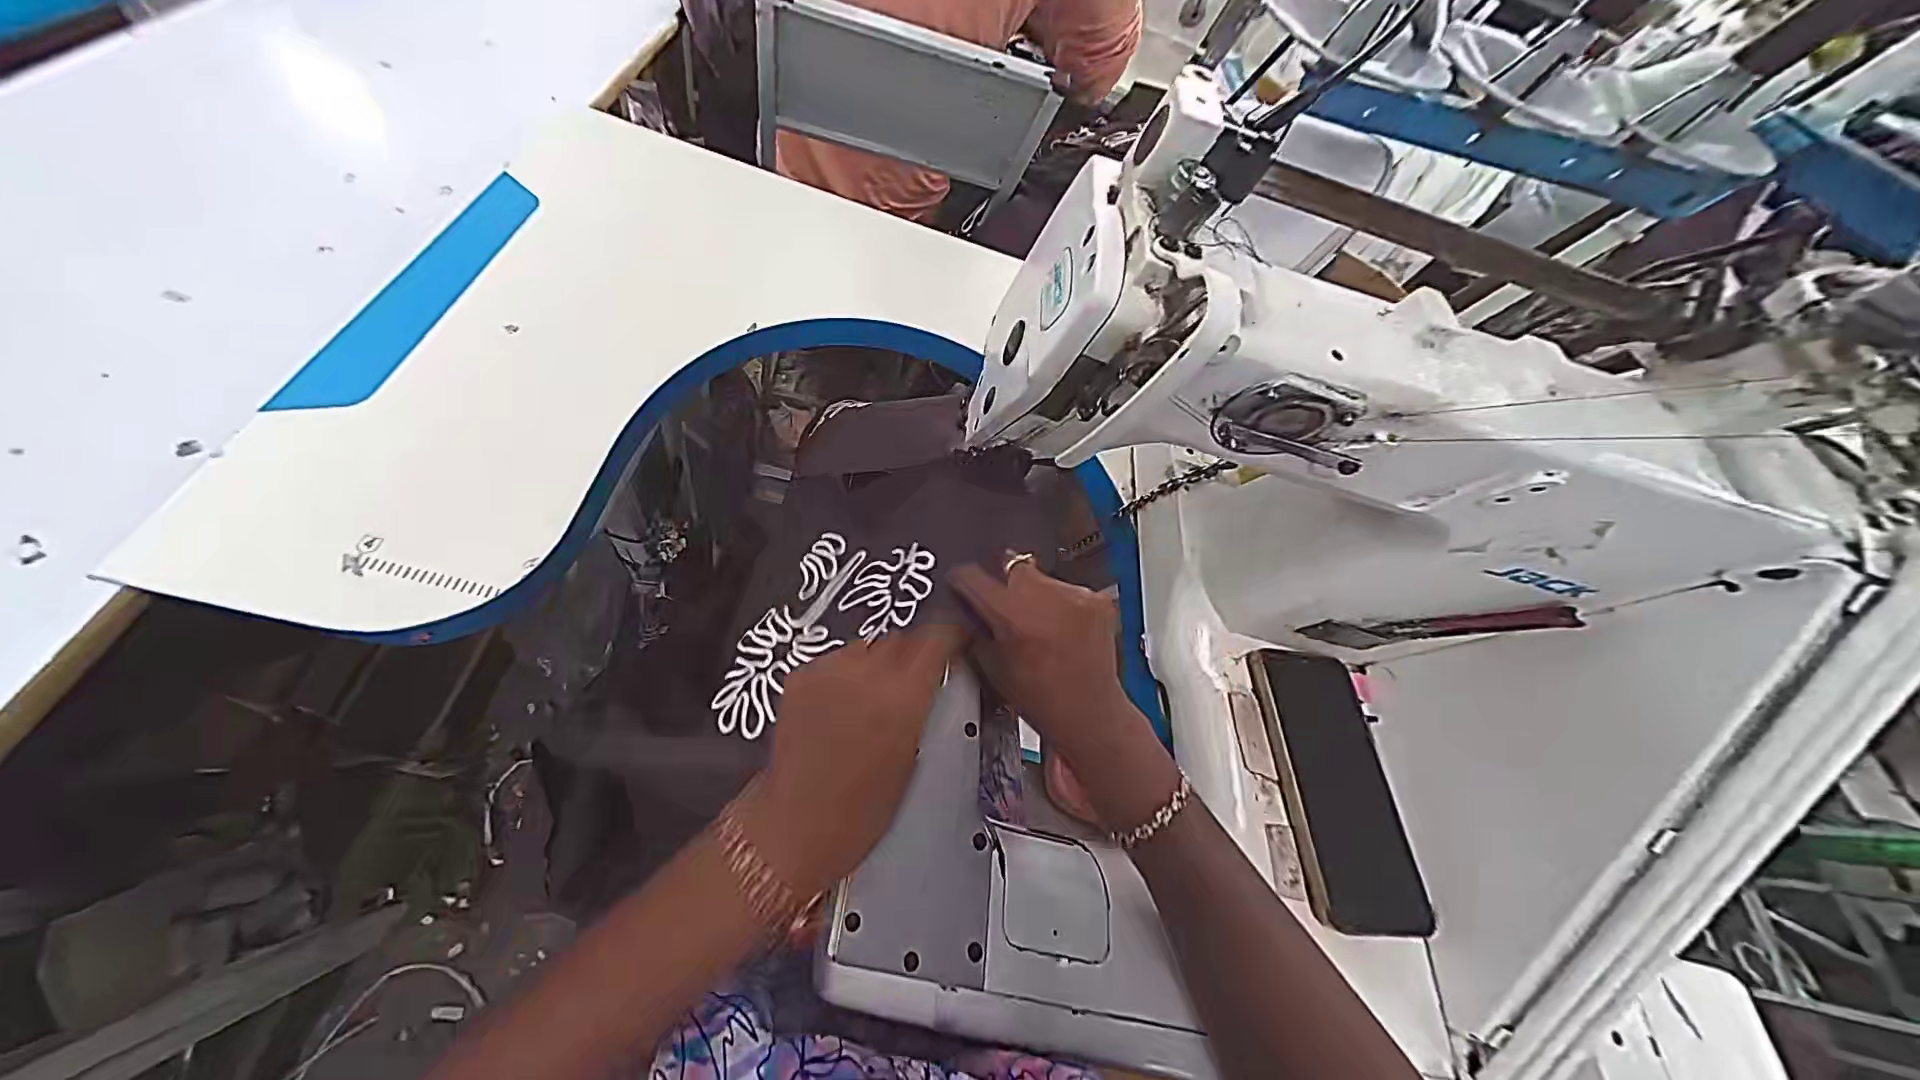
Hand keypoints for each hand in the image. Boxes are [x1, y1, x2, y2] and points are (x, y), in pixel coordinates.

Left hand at [735, 625, 963, 896]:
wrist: (799, 824)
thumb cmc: (866, 806)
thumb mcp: (913, 754)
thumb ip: (921, 703)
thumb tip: (927, 677)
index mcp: (903, 694)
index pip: (935, 639)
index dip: (949, 638)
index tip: (955, 643)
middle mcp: (865, 671)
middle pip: (901, 638)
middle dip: (912, 655)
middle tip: (912, 683)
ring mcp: (828, 670)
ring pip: (867, 645)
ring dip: (876, 662)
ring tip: (872, 697)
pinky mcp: (800, 676)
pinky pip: (834, 660)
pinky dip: (843, 673)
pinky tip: (840, 705)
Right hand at [950, 558, 1177, 829]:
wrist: (1087, 714)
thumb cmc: (1041, 700)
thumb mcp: (990, 665)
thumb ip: (976, 626)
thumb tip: (965, 601)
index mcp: (1012, 616)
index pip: (973, 576)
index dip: (963, 579)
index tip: (961, 580)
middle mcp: (1044, 598)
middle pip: (1011, 566)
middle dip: (1004, 583)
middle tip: (1006, 608)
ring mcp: (1074, 597)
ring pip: (1041, 577)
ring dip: (1034, 593)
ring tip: (1038, 625)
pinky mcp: (1096, 599)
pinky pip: (1067, 589)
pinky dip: (1061, 603)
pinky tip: (1061, 629)